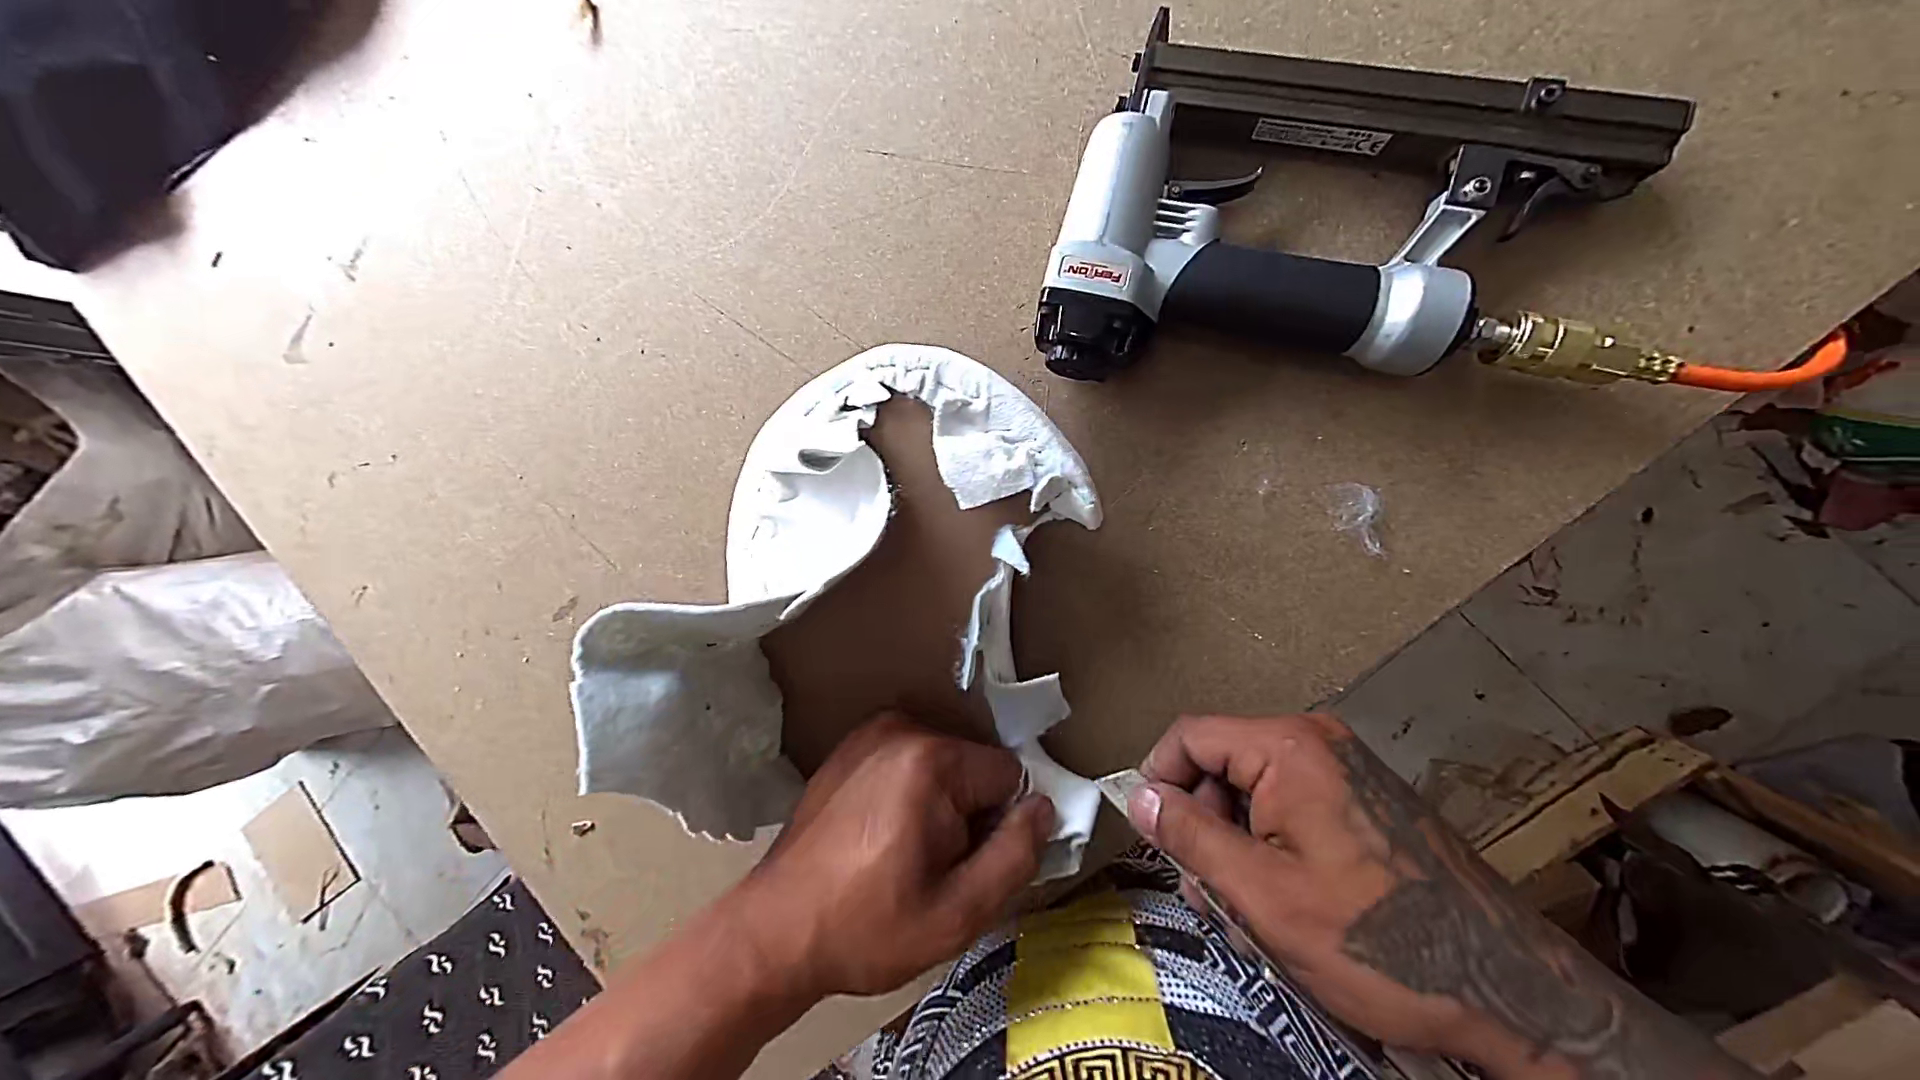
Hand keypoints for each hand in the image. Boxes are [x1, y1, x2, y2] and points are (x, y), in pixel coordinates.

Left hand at [735, 712, 1054, 997]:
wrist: (775, 930)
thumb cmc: (865, 927)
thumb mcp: (957, 913)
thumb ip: (1016, 855)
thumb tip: (1044, 808)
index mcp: (930, 760)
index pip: (1009, 773)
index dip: (1000, 824)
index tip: (966, 861)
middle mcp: (901, 728)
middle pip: (974, 765)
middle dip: (969, 813)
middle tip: (932, 864)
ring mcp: (871, 733)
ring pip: (944, 764)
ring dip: (940, 804)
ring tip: (903, 853)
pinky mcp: (851, 746)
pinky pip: (910, 761)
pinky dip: (910, 792)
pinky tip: (882, 835)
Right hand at [1129, 713, 1490, 1054]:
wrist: (1509, 992)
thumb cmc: (1391, 944)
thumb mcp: (1262, 893)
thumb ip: (1189, 835)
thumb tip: (1141, 798)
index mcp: (1290, 748)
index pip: (1190, 735)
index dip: (1157, 778)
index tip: (1149, 825)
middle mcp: (1317, 743)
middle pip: (1220, 762)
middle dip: (1200, 823)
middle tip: (1204, 885)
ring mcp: (1343, 768)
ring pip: (1250, 788)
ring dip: (1233, 842)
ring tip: (1245, 904)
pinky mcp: (1359, 797)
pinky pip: (1286, 804)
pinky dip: (1268, 844)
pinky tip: (1280, 896)